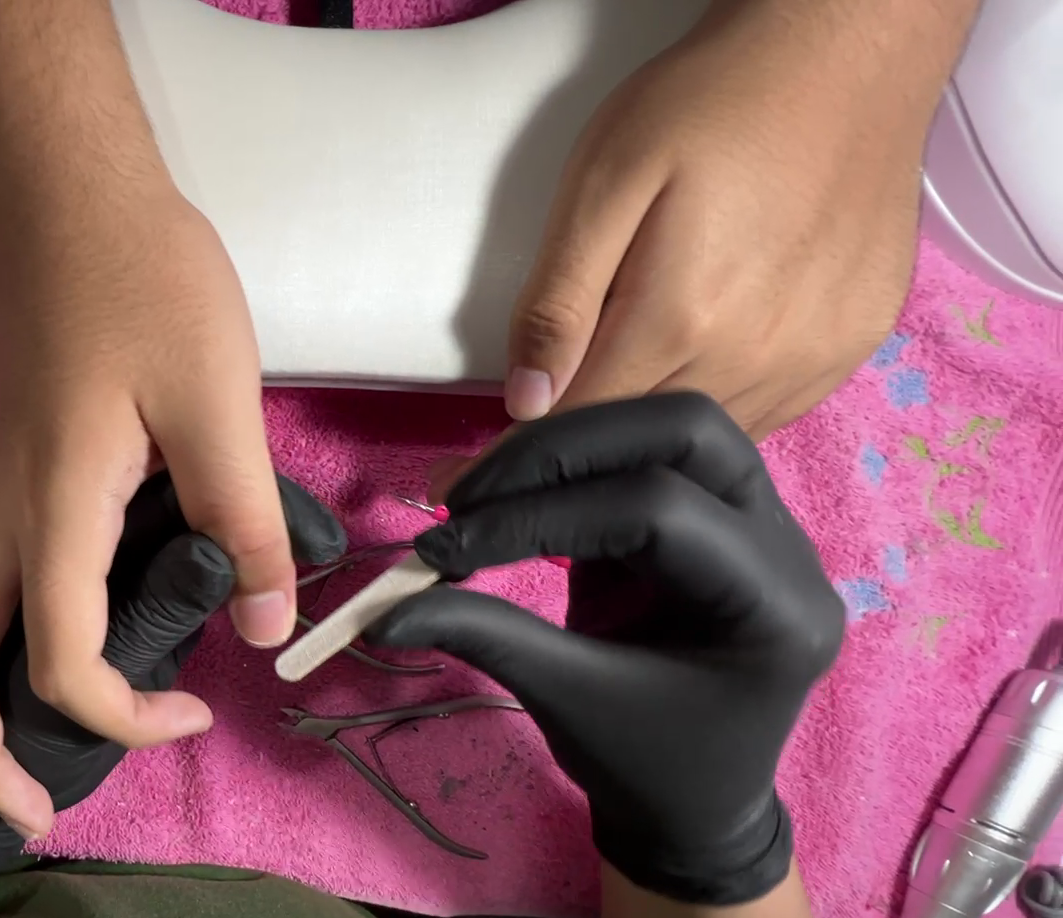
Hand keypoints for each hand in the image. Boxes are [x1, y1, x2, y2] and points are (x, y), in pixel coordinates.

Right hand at [0, 193, 298, 839]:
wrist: (67, 207)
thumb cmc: (142, 286)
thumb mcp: (216, 400)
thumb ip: (241, 518)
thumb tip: (262, 623)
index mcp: (53, 514)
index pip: (63, 665)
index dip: (126, 718)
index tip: (196, 710)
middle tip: (29, 810)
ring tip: (35, 751)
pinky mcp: (6, 484)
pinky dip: (0, 652)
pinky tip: (53, 652)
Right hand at [368, 393, 844, 903]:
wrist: (687, 793)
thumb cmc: (644, 760)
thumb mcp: (563, 700)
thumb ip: (480, 635)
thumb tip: (380, 614)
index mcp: (772, 604)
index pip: (654, 511)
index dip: (533, 519)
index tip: (441, 553)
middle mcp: (780, 542)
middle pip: (680, 430)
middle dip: (557, 451)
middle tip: (466, 499)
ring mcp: (748, 520)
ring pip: (661, 425)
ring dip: (558, 447)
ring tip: (478, 495)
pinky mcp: (697, 515)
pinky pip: (633, 454)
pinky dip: (559, 466)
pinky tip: (503, 502)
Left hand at [503, 0, 970, 436]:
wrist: (850, 42)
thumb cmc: (706, 107)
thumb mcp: (597, 193)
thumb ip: (556, 305)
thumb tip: (525, 401)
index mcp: (680, 321)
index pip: (577, 424)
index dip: (520, 449)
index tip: (476, 464)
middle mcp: (755, 354)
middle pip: (634, 438)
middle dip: (574, 444)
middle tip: (534, 427)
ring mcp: (815, 355)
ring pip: (696, 439)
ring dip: (639, 434)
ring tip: (605, 397)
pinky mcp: (851, 342)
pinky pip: (761, 416)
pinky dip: (704, 416)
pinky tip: (675, 383)